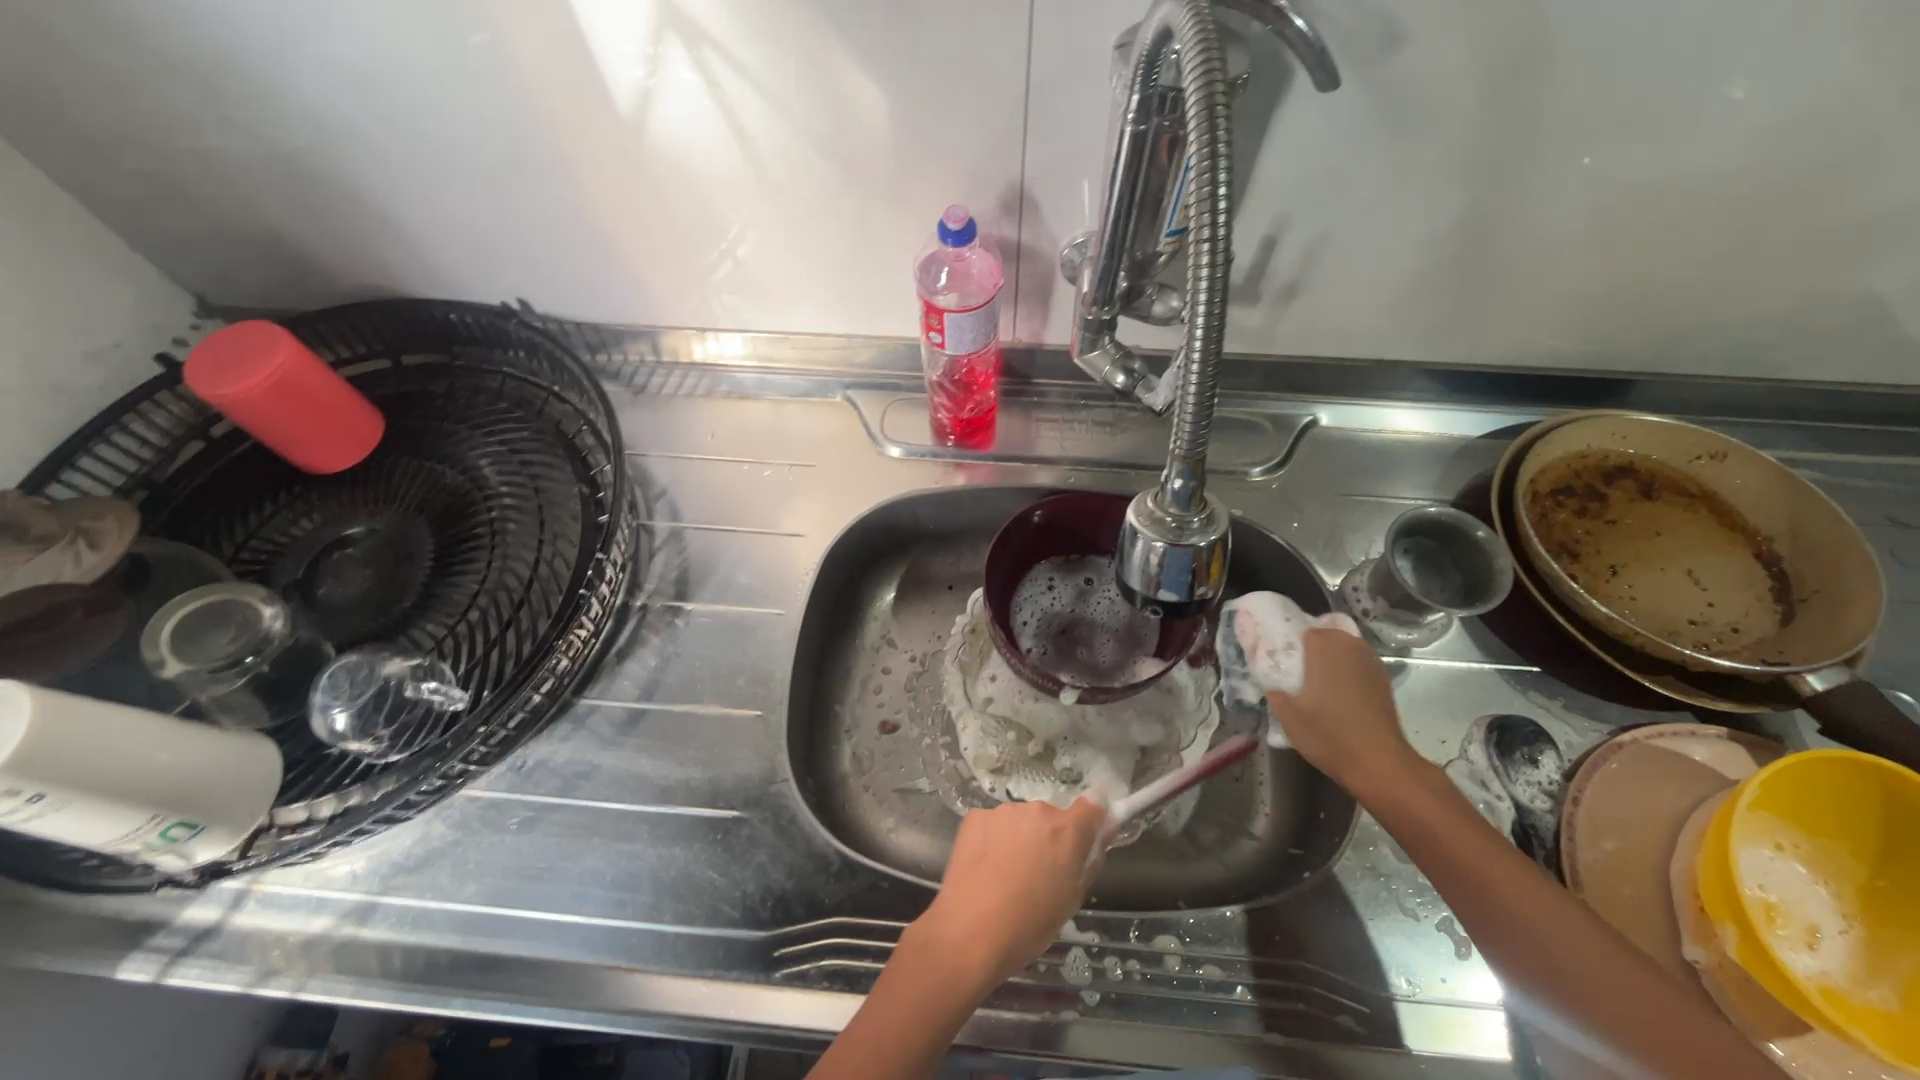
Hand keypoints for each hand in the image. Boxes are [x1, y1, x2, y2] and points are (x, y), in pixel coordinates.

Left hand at [910, 798, 1105, 989]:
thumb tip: (1105, 830)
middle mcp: (1037, 811)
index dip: (1091, 818)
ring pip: (1021, 820)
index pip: (1093, 804)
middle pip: (1052, 817)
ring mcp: (1003, 812)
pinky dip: (993, 839)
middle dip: (1049, 837)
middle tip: (1038, 872)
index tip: (1086, 835)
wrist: (969, 933)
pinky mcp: (975, 817)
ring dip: (1020, 837)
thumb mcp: (1072, 898)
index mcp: (1068, 831)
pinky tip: (985, 867)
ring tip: (1006, 874)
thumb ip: (1090, 859)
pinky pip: (994, 824)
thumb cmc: (1029, 925)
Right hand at [1264, 627, 1419, 794]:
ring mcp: (1370, 660)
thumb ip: (1272, 688)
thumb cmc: (1328, 734)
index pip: (1297, 627)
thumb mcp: (1286, 714)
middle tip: (1292, 672)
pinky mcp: (1382, 678)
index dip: (1284, 642)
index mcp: (1323, 646)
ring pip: (1342, 647)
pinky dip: (1344, 670)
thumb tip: (1269, 676)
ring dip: (1327, 657)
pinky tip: (1335, 693)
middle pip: (1322, 633)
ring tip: (1313, 681)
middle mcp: (1349, 644)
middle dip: (1306, 647)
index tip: (1274, 660)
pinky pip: (1356, 662)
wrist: (1378, 762)